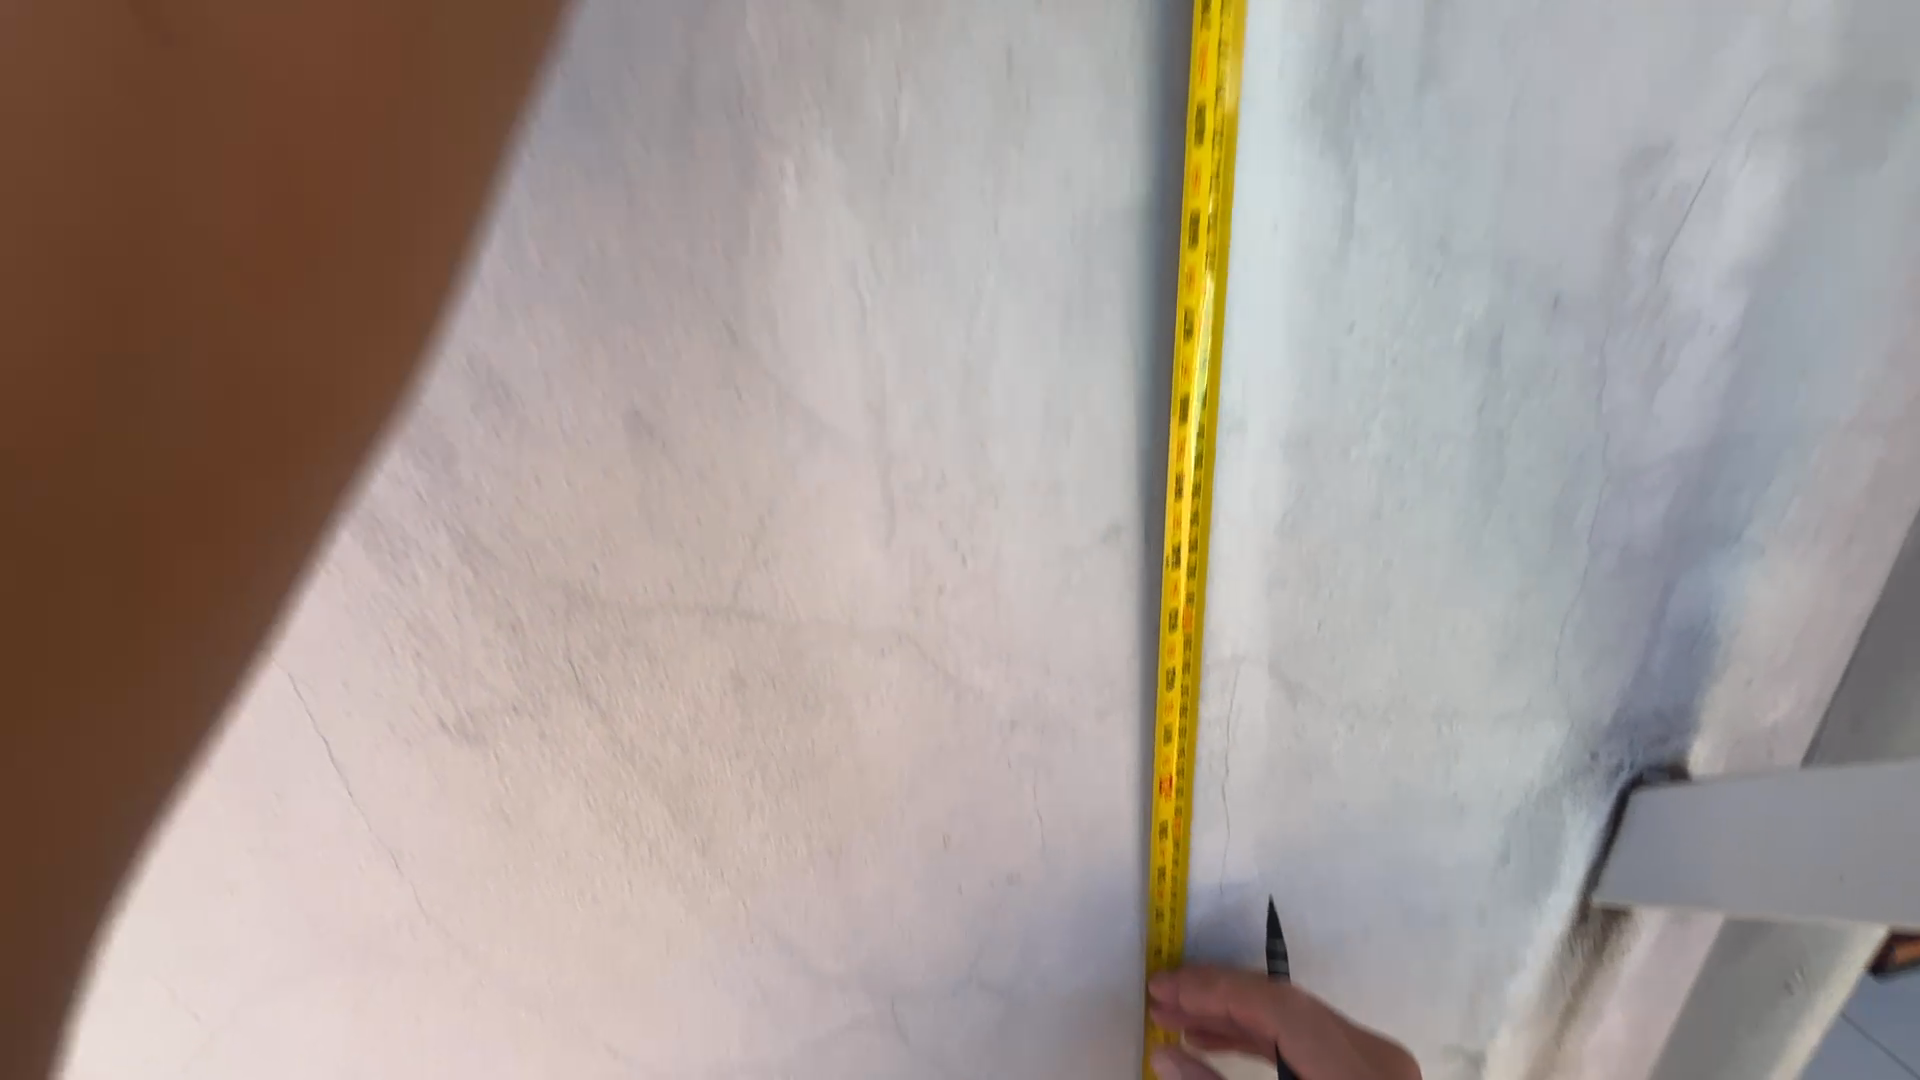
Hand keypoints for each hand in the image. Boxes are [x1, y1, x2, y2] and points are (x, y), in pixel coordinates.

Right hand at [1147, 967, 1421, 1079]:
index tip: (1162, 988)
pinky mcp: (1364, 1073)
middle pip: (1280, 1005)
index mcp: (1359, 1073)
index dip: (1215, 991)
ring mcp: (1374, 1062)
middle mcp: (1375, 1055)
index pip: (1279, 1007)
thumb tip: (1163, 1055)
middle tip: (1158, 998)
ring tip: (1173, 1019)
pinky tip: (1210, 1040)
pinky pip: (1302, 1040)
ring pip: (1288, 1019)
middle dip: (1213, 998)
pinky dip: (1256, 1037)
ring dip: (1228, 1016)